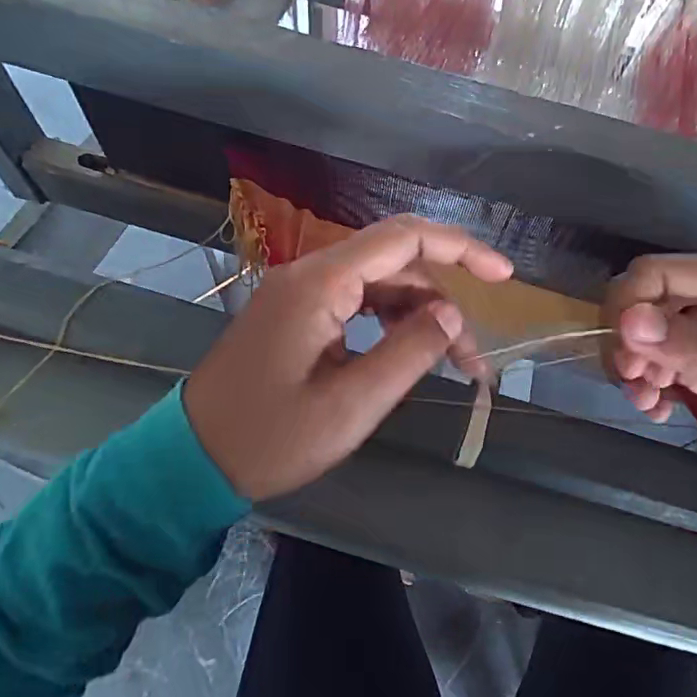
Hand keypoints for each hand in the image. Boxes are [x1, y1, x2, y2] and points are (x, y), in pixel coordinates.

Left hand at [184, 215, 513, 499]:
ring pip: (376, 284)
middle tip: (473, 359)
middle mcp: (307, 275)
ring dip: (418, 315)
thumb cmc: (270, 438)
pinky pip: (353, 302)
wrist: (193, 458)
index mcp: (319, 285)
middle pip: (394, 262)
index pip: (403, 239)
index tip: (504, 279)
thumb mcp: (350, 406)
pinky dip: (388, 323)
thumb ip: (408, 354)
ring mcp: (297, 294)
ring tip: (449, 365)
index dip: (461, 248)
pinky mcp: (293, 315)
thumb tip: (452, 316)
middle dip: (443, 300)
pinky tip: (404, 355)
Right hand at [601, 256, 696, 458]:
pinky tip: (659, 411)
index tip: (627, 356)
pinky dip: (651, 387)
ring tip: (650, 405)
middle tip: (637, 386)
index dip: (629, 306)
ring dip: (636, 368)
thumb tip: (630, 323)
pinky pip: (664, 367)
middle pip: (645, 305)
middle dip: (628, 343)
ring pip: (647, 338)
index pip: (659, 274)